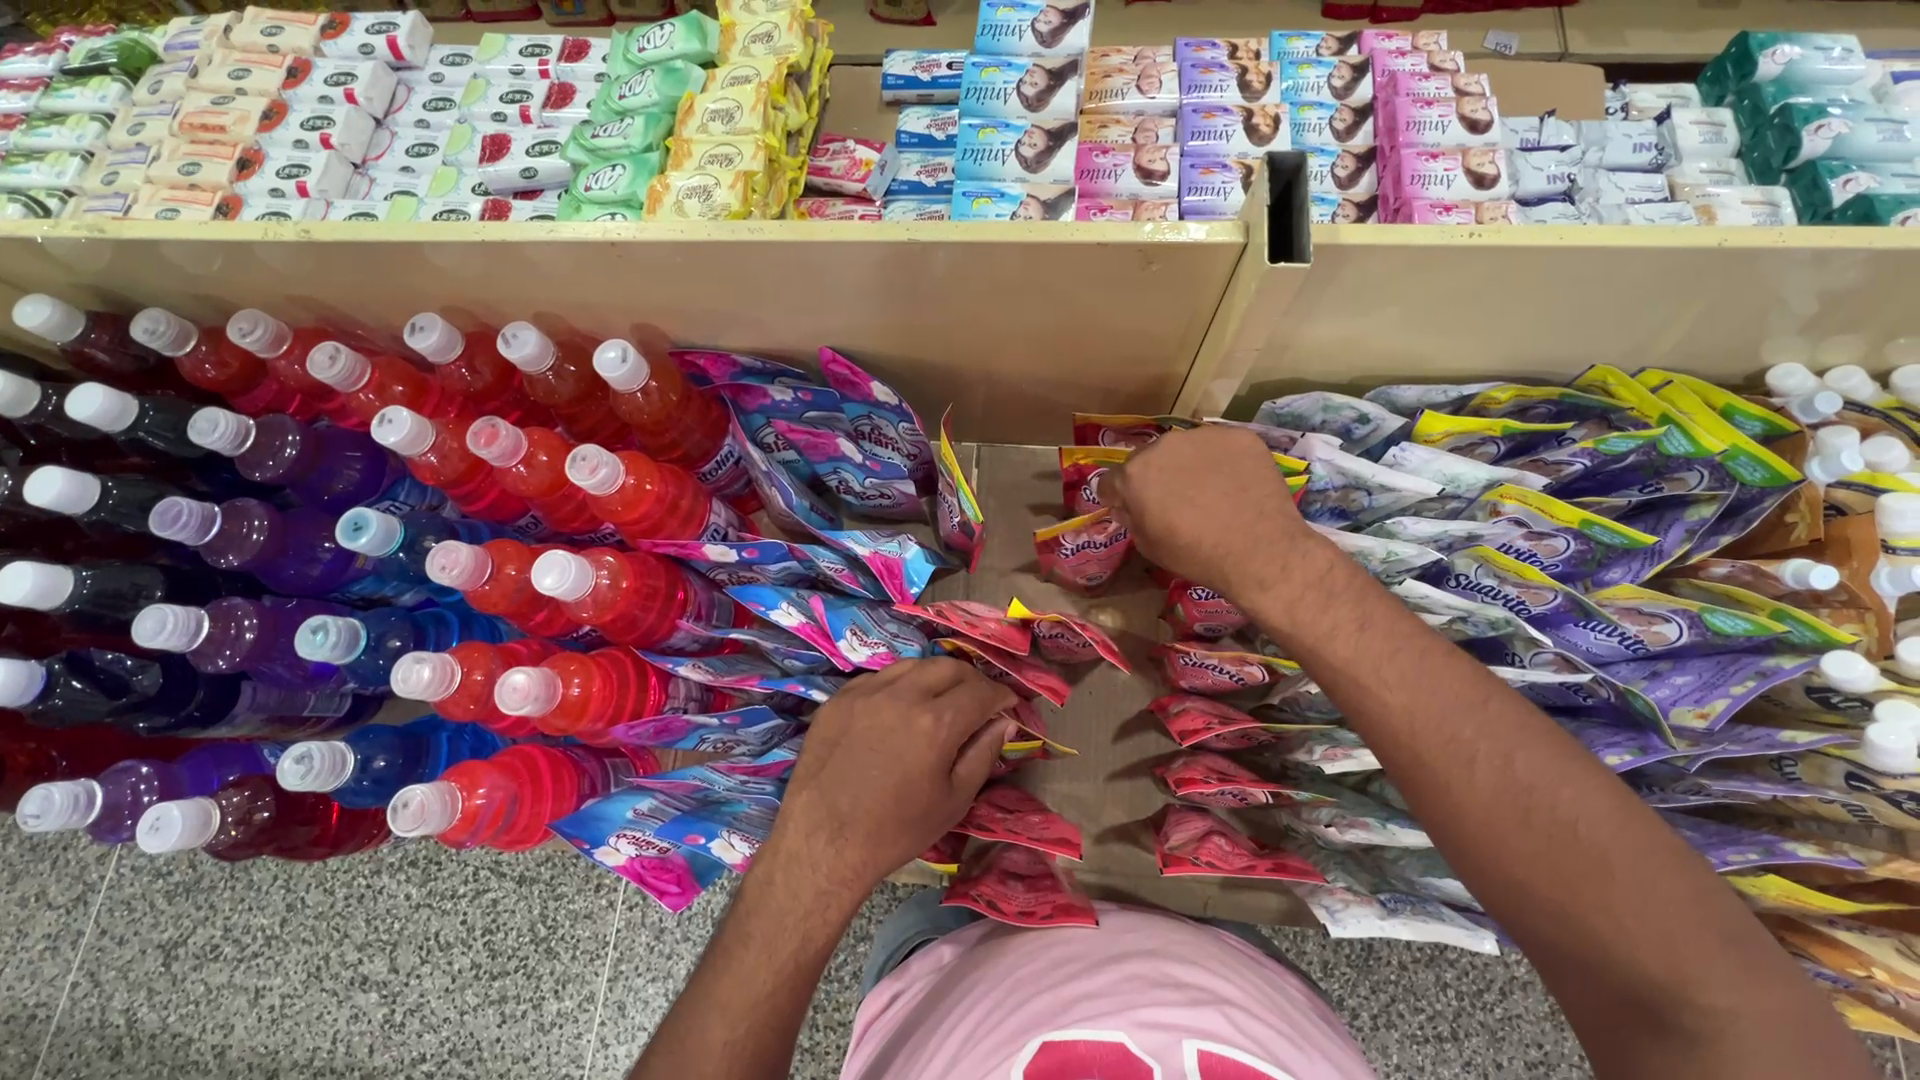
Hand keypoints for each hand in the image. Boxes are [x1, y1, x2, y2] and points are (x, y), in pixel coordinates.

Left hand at [765, 657, 1017, 899]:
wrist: (823, 841)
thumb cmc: (896, 830)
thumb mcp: (954, 800)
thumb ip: (983, 754)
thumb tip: (1003, 723)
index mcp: (936, 723)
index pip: (981, 691)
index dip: (1001, 695)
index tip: (1008, 705)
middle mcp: (902, 695)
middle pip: (948, 667)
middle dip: (971, 680)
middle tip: (977, 700)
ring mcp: (866, 692)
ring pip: (912, 666)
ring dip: (934, 677)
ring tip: (939, 700)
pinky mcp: (839, 699)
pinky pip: (879, 678)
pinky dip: (899, 685)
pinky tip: (899, 708)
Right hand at [1105, 425, 1318, 594]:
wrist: (1259, 550)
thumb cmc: (1196, 555)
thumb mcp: (1148, 547)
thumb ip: (1131, 519)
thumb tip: (1127, 507)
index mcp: (1134, 474)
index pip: (1112, 480)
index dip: (1119, 497)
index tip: (1132, 510)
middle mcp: (1163, 445)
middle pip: (1149, 459)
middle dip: (1155, 477)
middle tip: (1175, 501)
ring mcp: (1203, 436)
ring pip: (1186, 448)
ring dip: (1189, 465)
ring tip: (1210, 491)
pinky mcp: (1238, 435)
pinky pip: (1221, 446)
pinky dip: (1223, 461)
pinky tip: (1236, 484)